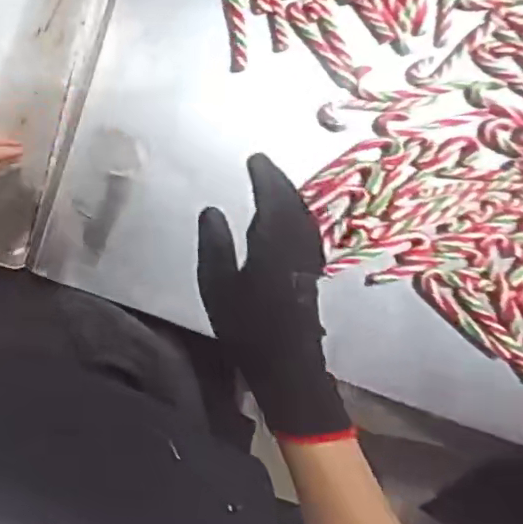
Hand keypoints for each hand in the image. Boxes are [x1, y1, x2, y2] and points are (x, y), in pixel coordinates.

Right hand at [196, 154, 352, 441]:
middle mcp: (297, 248)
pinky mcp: (311, 273)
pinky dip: (297, 215)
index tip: (255, 158)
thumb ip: (214, 245)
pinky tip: (290, 218)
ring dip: (292, 197)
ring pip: (305, 218)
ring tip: (276, 184)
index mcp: (272, 247)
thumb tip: (212, 210)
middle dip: (281, 182)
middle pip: (294, 206)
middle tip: (265, 165)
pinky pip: (307, 231)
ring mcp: (308, 261)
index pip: (272, 201)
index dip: (265, 178)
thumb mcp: (216, 285)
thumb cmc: (244, 325)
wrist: (286, 365)